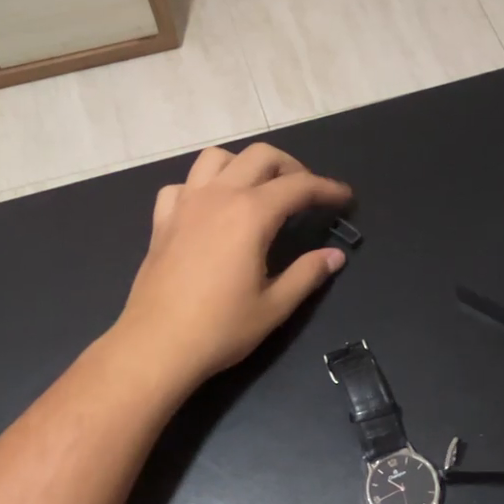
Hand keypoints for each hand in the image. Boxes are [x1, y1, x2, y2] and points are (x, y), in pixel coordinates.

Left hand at [110, 144, 351, 388]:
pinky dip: (203, 186)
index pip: (299, 186)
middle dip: (291, 168)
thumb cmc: (220, 329)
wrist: (157, 345)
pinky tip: (212, 209)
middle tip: (307, 195)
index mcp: (251, 214)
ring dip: (245, 165)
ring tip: (260, 191)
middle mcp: (218, 196)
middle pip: (260, 157)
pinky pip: (184, 185)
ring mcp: (185, 204)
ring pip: (218, 158)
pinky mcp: (163, 220)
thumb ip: (307, 274)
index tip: (346, 199)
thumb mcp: (275, 306)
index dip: (327, 189)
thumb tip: (335, 256)